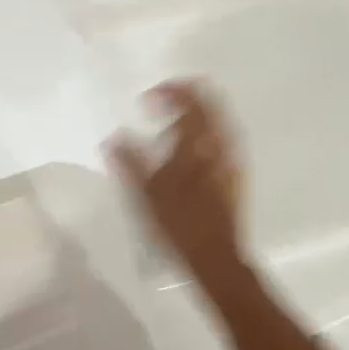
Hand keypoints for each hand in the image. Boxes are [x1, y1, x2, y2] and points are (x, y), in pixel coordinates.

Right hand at [108, 79, 247, 282]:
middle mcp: (221, 143)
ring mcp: (233, 159)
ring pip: (218, 121)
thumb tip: (112, 137)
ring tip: (170, 128)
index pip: (189, 99)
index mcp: (198, 142)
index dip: (168, 92)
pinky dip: (204, 135)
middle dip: (185, 97)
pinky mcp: (236, 176)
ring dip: (195, 117)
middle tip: (160, 104)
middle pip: (209, 103)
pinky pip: (222, 140)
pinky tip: (188, 154)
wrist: (217, 257)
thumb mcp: (145, 194)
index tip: (145, 100)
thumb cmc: (179, 225)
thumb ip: (129, 161)